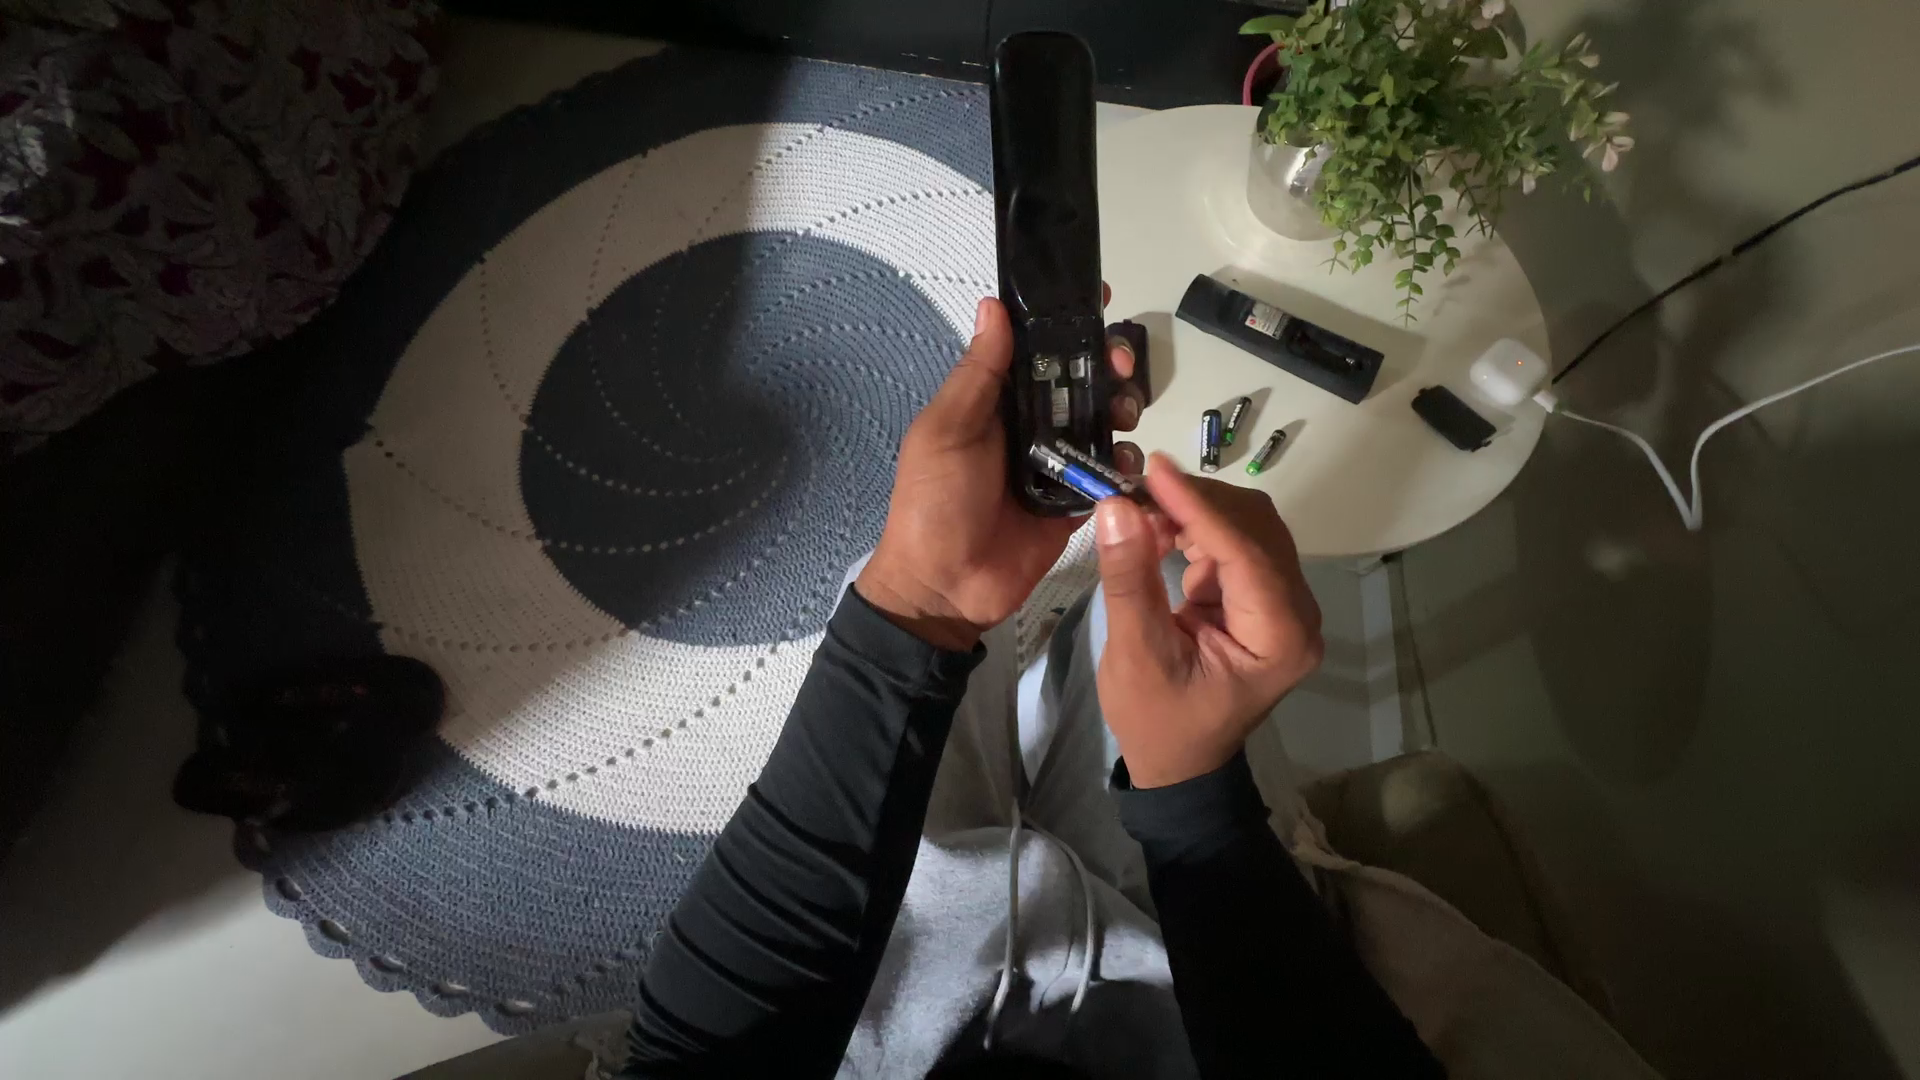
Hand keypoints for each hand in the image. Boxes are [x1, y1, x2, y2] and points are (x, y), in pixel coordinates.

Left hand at [856, 293, 1145, 650]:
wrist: (945, 586)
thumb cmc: (935, 501)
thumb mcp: (946, 431)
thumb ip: (976, 374)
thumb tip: (992, 305)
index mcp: (993, 404)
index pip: (1036, 352)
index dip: (1067, 325)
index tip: (1103, 299)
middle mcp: (1028, 428)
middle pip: (1078, 384)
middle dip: (1106, 365)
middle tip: (1120, 362)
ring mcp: (1055, 466)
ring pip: (1100, 424)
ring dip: (1121, 408)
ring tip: (1125, 413)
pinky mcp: (1075, 503)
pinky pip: (1109, 475)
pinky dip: (1125, 465)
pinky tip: (1126, 463)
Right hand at [1092, 454, 1323, 787]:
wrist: (1177, 761)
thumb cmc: (1157, 721)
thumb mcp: (1136, 655)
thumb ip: (1130, 580)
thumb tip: (1117, 507)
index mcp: (1280, 637)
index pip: (1247, 552)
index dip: (1200, 507)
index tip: (1154, 469)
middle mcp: (1295, 613)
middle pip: (1257, 529)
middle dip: (1197, 501)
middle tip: (1135, 488)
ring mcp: (1280, 603)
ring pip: (1247, 528)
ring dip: (1194, 510)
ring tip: (1139, 510)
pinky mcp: (1257, 597)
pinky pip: (1232, 543)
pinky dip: (1194, 528)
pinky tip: (1157, 531)